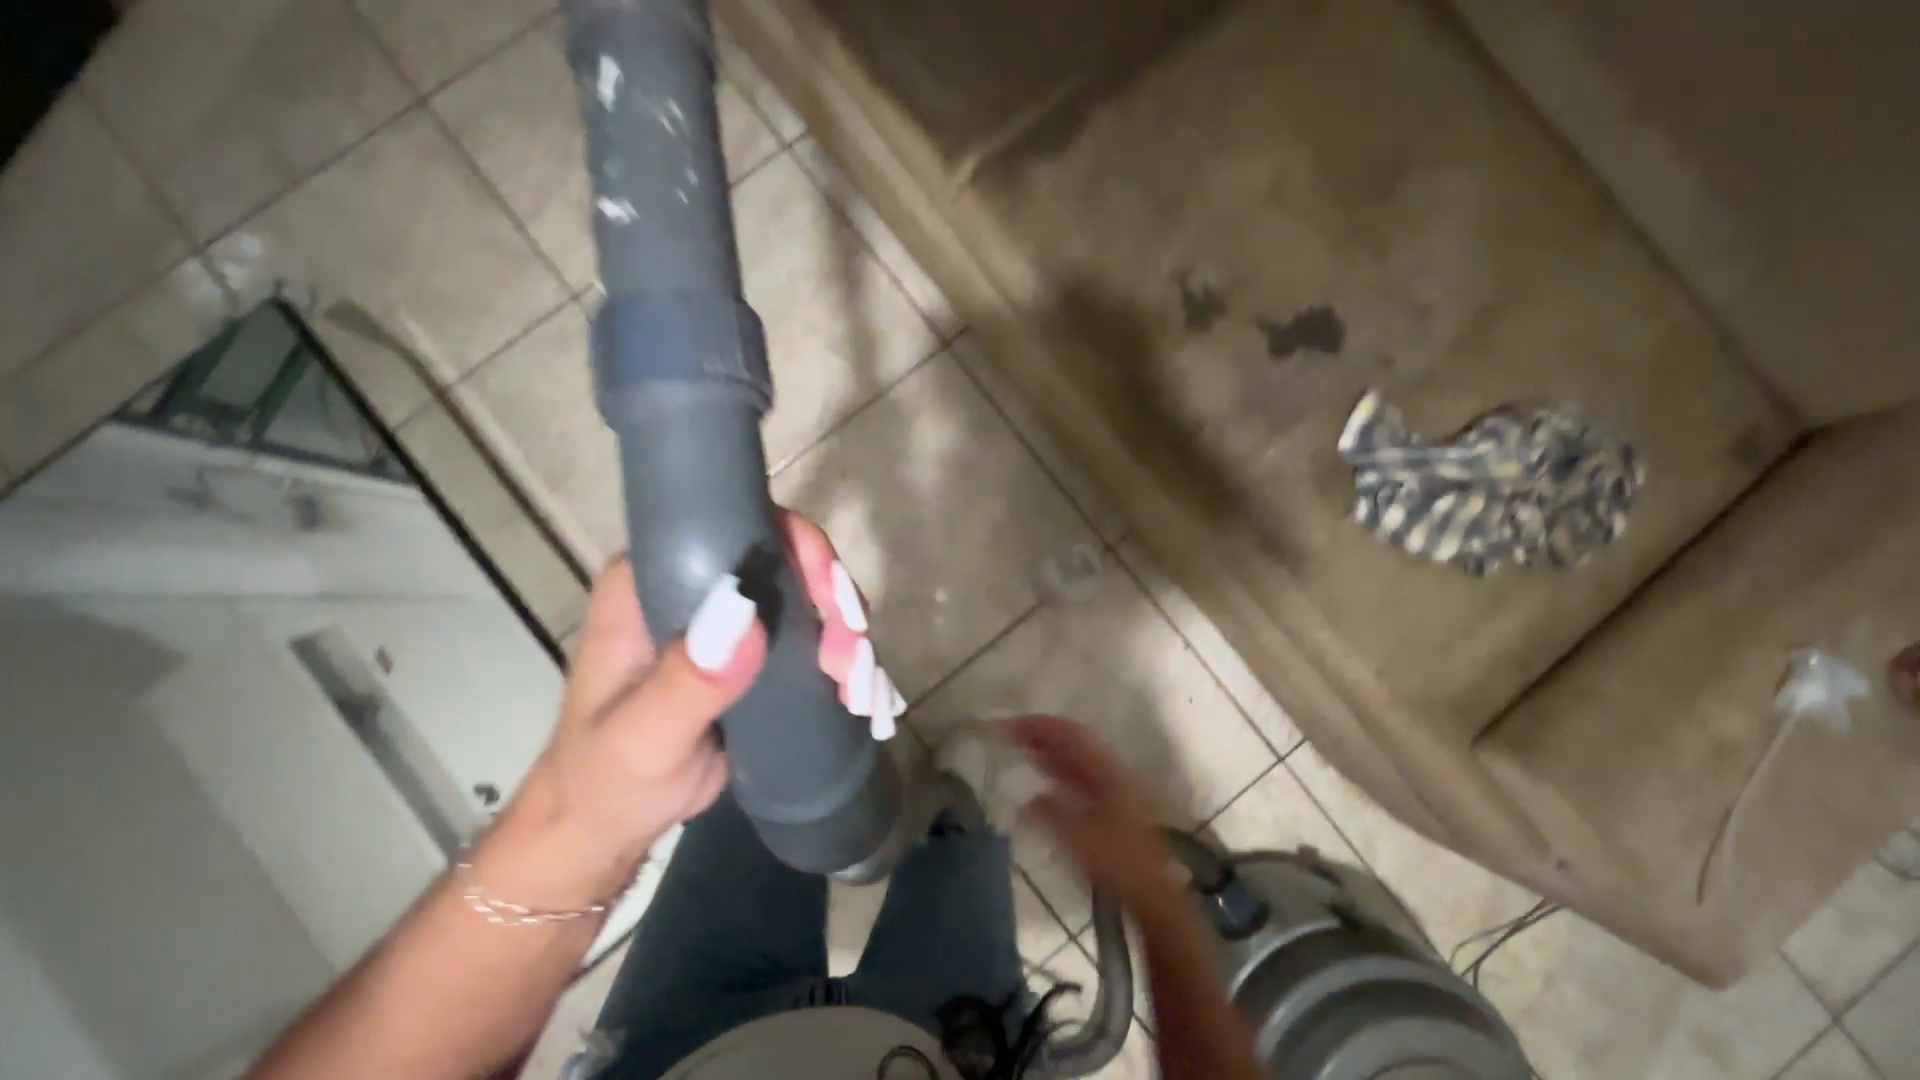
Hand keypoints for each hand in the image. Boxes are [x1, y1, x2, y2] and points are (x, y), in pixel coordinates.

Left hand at [474, 512, 891, 905]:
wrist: (609, 826)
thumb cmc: (607, 778)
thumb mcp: (643, 735)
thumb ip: (687, 678)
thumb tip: (748, 613)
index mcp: (650, 579)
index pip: (734, 527)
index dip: (797, 547)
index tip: (831, 600)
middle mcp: (695, 585)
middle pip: (788, 559)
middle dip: (836, 603)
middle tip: (851, 662)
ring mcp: (729, 621)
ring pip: (810, 600)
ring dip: (849, 639)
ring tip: (859, 694)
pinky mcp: (756, 657)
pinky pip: (814, 640)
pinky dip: (847, 663)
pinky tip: (864, 699)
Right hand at [1006, 715, 1176, 910]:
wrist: (1150, 889)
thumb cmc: (1117, 862)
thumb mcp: (1079, 837)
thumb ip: (1051, 814)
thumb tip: (1028, 799)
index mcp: (1105, 771)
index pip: (1070, 734)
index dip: (1040, 725)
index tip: (1010, 725)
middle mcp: (1108, 772)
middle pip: (1072, 741)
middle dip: (1041, 734)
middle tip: (1008, 733)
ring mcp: (1109, 786)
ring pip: (1074, 758)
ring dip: (1047, 749)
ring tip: (1018, 747)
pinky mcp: (1107, 803)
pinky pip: (1077, 775)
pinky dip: (1056, 769)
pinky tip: (1040, 775)